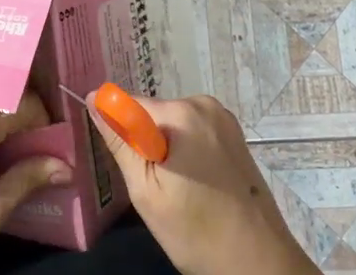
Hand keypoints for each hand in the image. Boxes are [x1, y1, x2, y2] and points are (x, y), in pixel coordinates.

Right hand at [88, 93, 318, 274]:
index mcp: (184, 112)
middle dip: (145, 144)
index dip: (120, 133)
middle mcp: (205, 103)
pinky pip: (194, 133)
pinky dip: (186, 154)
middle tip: (155, 189)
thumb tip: (94, 98)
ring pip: (173, 125)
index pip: (129, 104)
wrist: (260, 263)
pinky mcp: (234, 134)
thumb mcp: (147, 192)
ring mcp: (223, 118)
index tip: (127, 167)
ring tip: (178, 193)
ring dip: (166, 151)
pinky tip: (195, 187)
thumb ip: (120, 142)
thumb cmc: (197, 232)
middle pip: (153, 114)